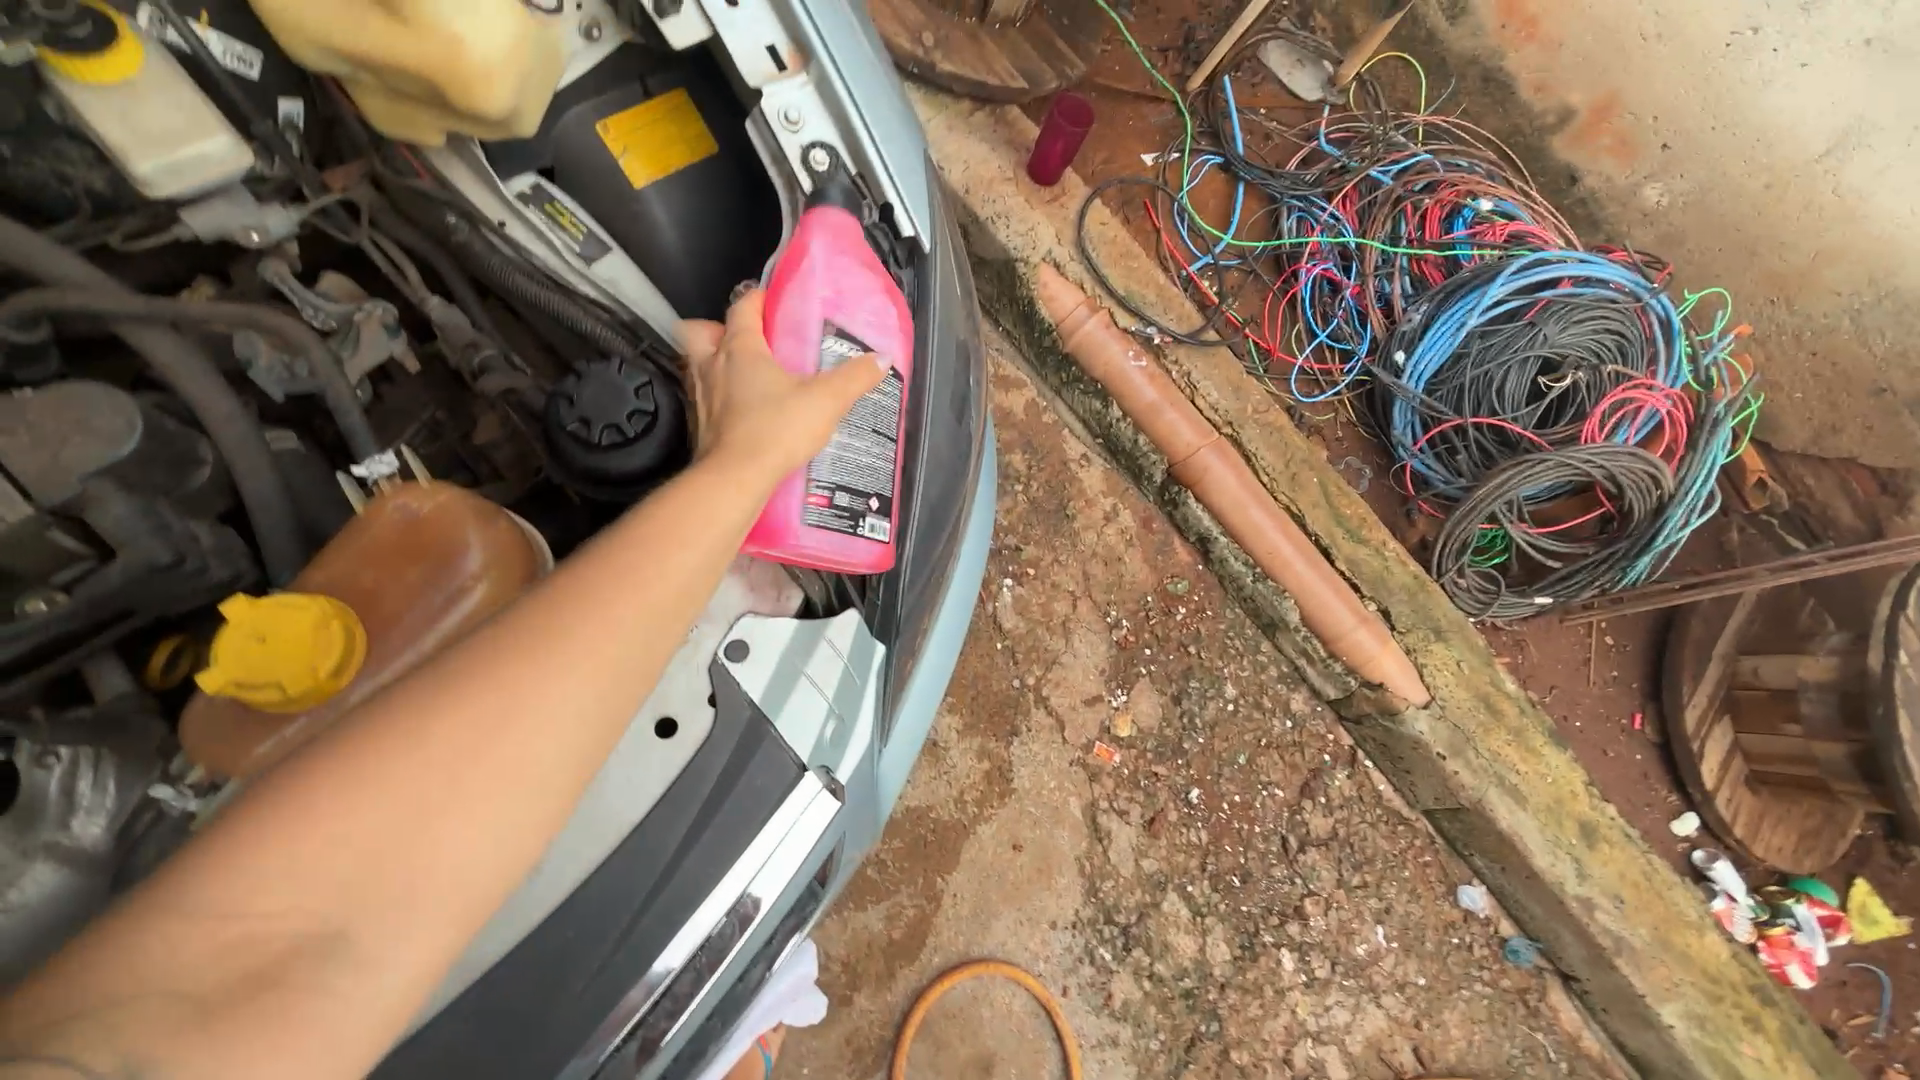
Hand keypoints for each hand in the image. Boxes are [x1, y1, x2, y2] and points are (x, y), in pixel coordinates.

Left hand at [679, 289, 889, 482]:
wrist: (735, 478)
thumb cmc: (776, 430)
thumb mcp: (826, 401)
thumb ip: (855, 378)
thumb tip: (882, 359)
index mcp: (741, 349)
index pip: (742, 308)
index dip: (756, 298)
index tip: (771, 298)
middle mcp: (713, 366)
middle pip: (703, 333)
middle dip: (719, 330)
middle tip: (745, 341)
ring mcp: (701, 397)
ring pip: (698, 367)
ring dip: (715, 365)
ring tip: (743, 376)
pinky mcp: (699, 427)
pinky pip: (703, 401)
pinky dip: (717, 401)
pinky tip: (740, 413)